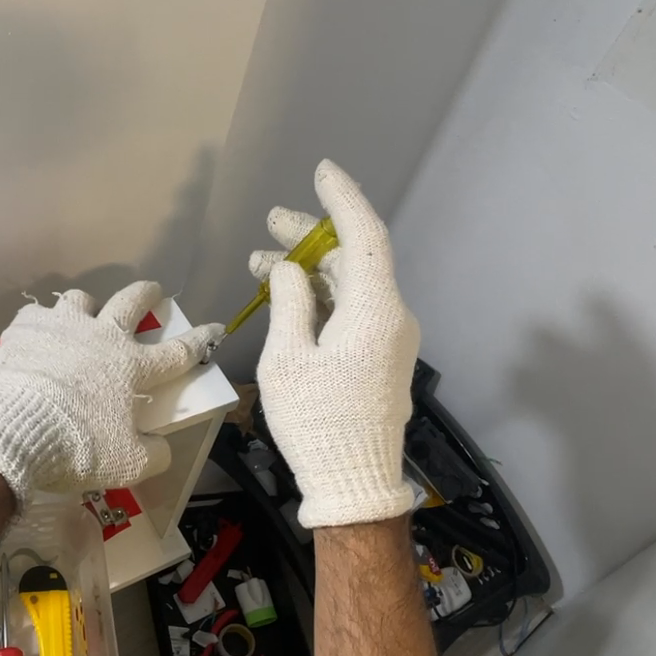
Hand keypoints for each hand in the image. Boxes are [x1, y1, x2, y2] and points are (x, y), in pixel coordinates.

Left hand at [0, 281, 222, 498]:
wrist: (14, 431)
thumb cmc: (79, 447)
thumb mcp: (128, 463)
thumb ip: (153, 454)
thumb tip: (162, 448)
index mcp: (132, 367)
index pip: (178, 352)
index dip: (200, 340)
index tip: (216, 327)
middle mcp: (101, 338)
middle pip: (131, 304)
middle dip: (146, 295)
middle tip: (152, 290)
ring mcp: (60, 329)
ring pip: (80, 301)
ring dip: (87, 306)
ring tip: (83, 316)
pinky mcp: (23, 330)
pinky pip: (35, 317)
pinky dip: (39, 326)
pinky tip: (34, 338)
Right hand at [250, 160, 420, 527]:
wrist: (353, 483)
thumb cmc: (316, 421)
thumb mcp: (288, 358)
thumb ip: (290, 302)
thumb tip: (291, 270)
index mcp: (375, 310)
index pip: (364, 235)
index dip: (342, 199)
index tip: (322, 172)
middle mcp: (392, 317)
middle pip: (355, 260)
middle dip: (312, 239)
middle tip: (271, 224)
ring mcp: (390, 339)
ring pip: (351, 287)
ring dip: (310, 273)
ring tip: (262, 263)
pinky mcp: (382, 359)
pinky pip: (354, 313)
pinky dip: (322, 300)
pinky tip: (288, 299)